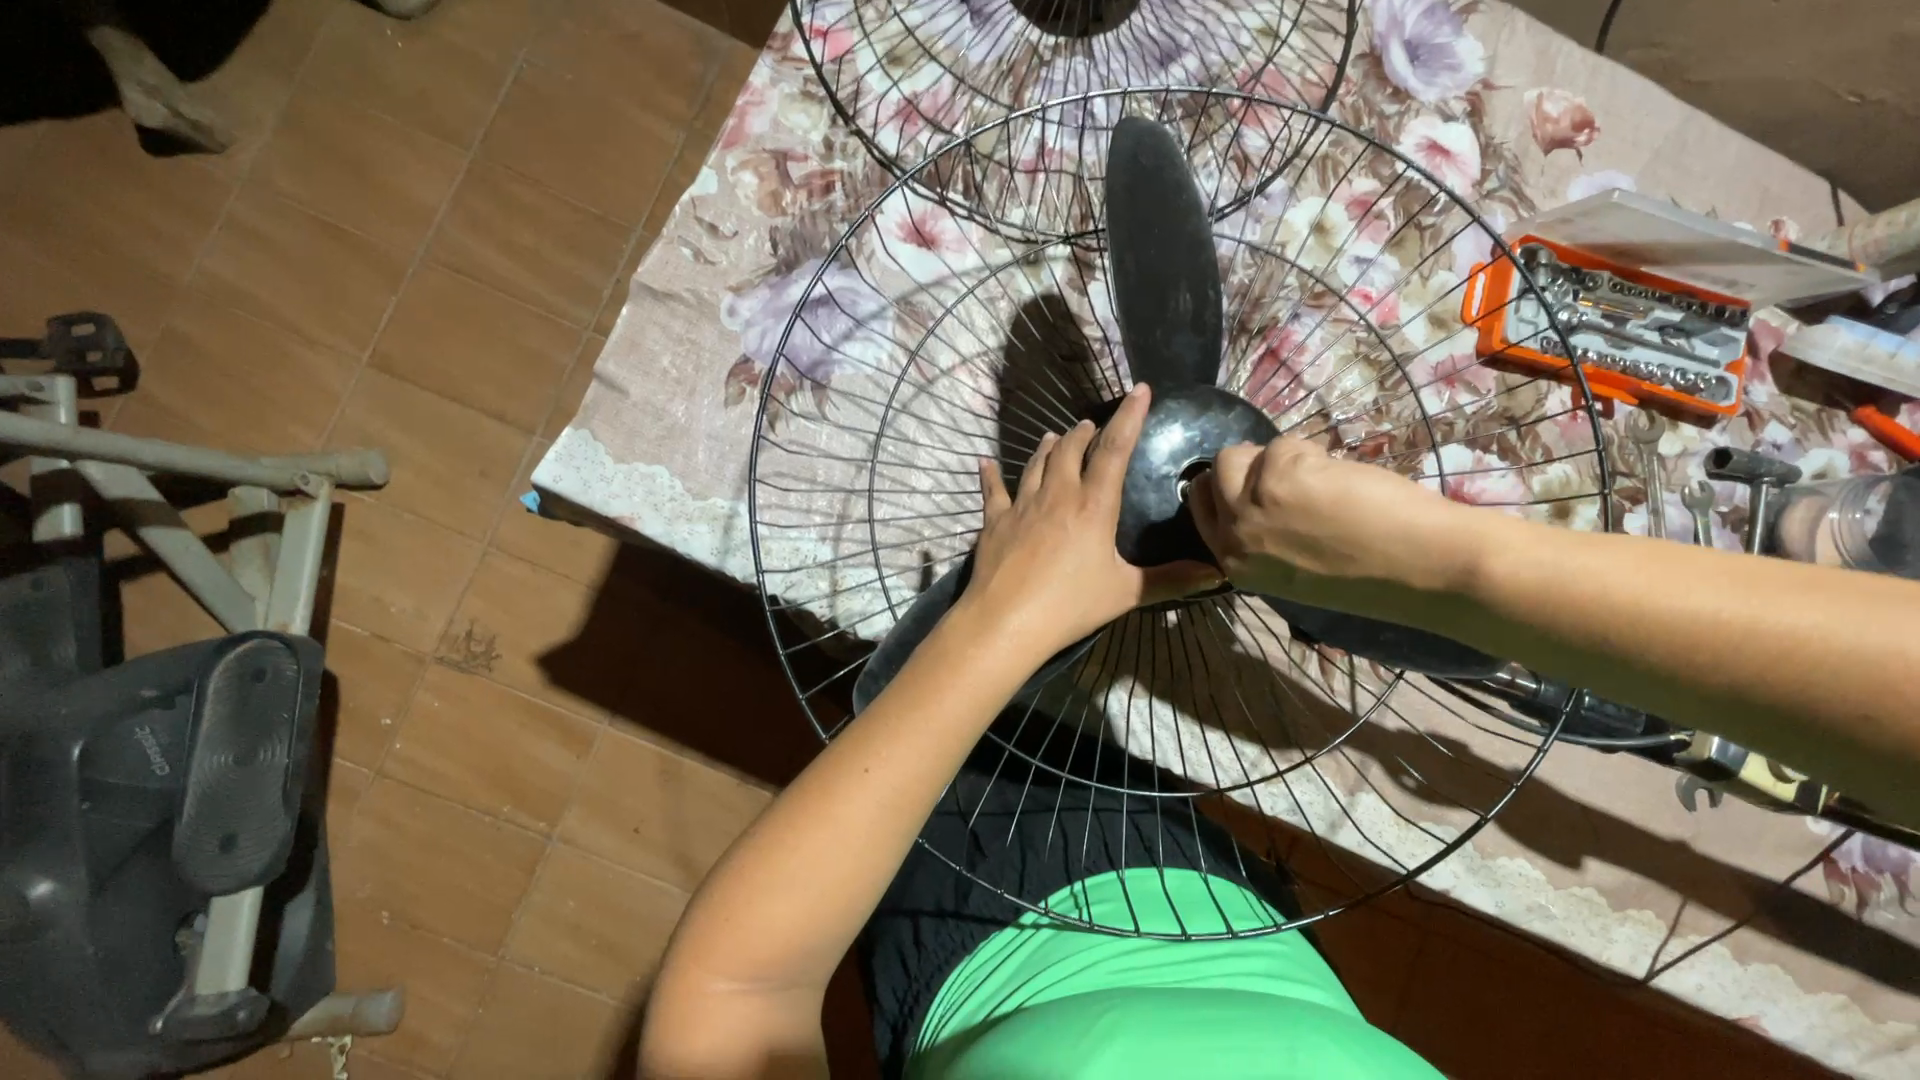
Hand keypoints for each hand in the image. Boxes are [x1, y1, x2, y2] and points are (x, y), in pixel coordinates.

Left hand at [957, 384, 1222, 658]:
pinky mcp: (994, 523)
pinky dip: (991, 475)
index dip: (1129, 417)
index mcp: (1093, 506)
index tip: (1139, 390)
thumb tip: (1216, 573)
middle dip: (1083, 432)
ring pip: (1035, 464)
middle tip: (1090, 424)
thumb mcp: (1125, 593)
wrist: (1006, 621)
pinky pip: (992, 491)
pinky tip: (986, 462)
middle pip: (1070, 450)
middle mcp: (1057, 495)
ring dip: (1046, 447)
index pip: (1115, 450)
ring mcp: (1022, 506)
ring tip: (1053, 435)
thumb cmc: (1070, 606)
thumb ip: (1170, 579)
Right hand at [1186, 436, 1483, 618]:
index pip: (1201, 511)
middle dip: (1249, 466)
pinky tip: (1344, 480)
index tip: (1251, 479)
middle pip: (1216, 474)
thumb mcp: (1293, 567)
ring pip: (1244, 453)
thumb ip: (1264, 536)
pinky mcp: (1279, 477)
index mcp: (1233, 565)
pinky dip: (1315, 454)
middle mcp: (1232, 537)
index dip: (1223, 487)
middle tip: (1291, 474)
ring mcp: (1251, 506)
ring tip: (1324, 481)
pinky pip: (1286, 444)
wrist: (1422, 567)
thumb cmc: (1369, 576)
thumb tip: (1257, 493)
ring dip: (1281, 457)